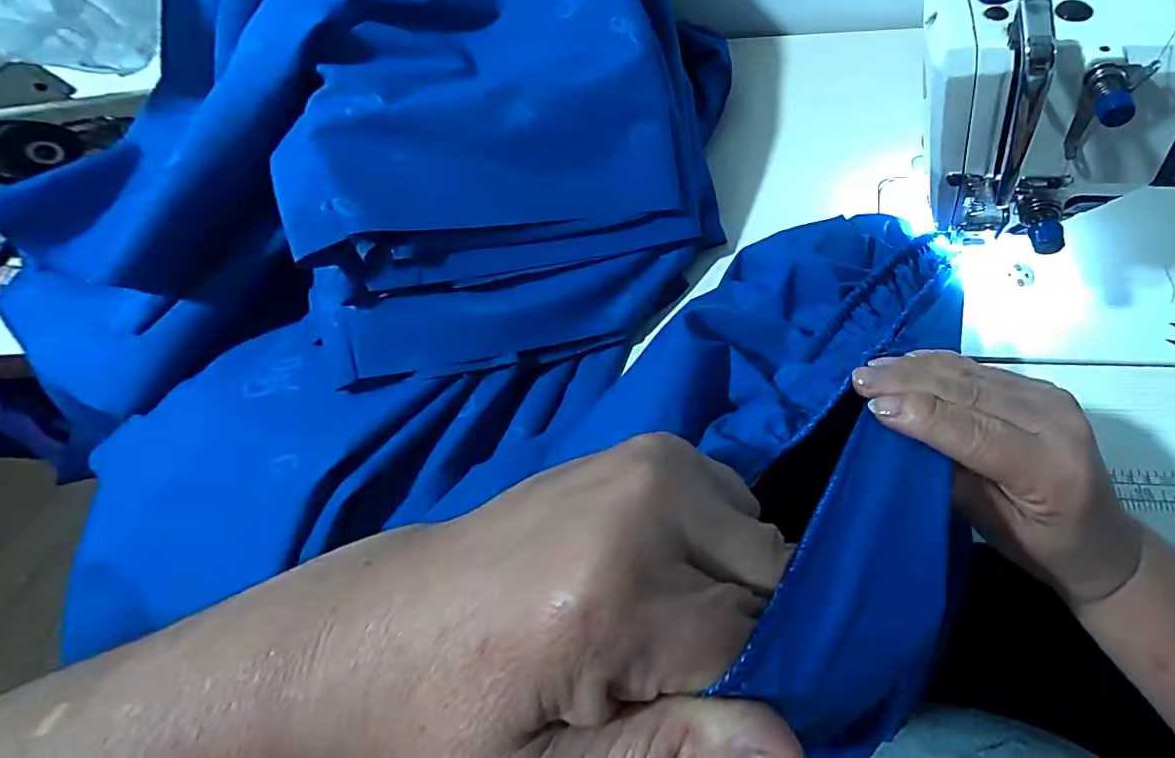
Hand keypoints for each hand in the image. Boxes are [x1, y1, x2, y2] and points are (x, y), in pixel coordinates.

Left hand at [250, 434, 801, 757]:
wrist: (381, 625)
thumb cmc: (447, 721)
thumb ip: (671, 749)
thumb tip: (793, 746)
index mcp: (615, 587)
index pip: (756, 635)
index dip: (754, 687)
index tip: (706, 711)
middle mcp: (647, 497)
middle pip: (770, 571)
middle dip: (746, 629)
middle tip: (669, 673)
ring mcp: (649, 458)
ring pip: (757, 532)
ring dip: (734, 584)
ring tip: (657, 623)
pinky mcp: (649, 446)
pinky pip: (730, 498)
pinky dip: (716, 541)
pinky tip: (657, 571)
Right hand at [852, 352, 1141, 607]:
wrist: (1106, 543)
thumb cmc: (1044, 549)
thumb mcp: (992, 524)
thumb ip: (950, 472)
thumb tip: (898, 429)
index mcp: (1048, 468)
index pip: (973, 430)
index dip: (919, 413)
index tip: (871, 403)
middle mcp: (1054, 421)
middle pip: (969, 391)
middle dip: (909, 380)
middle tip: (861, 376)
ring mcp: (1051, 397)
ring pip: (972, 372)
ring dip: (919, 366)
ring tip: (876, 366)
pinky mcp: (1042, 386)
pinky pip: (982, 369)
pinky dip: (941, 364)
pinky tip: (911, 361)